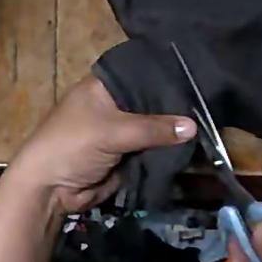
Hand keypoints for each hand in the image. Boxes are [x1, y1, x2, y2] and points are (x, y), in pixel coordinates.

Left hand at [4, 76, 195, 213]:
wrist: (50, 190)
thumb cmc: (72, 145)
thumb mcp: (113, 131)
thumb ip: (153, 128)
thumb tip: (194, 126)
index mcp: (104, 86)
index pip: (142, 72)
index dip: (167, 74)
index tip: (199, 74)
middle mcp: (115, 103)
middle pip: (152, 100)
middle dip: (176, 104)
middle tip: (211, 101)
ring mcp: (122, 129)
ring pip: (155, 126)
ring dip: (175, 129)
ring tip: (210, 121)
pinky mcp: (127, 153)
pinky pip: (153, 148)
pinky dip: (168, 149)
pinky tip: (196, 142)